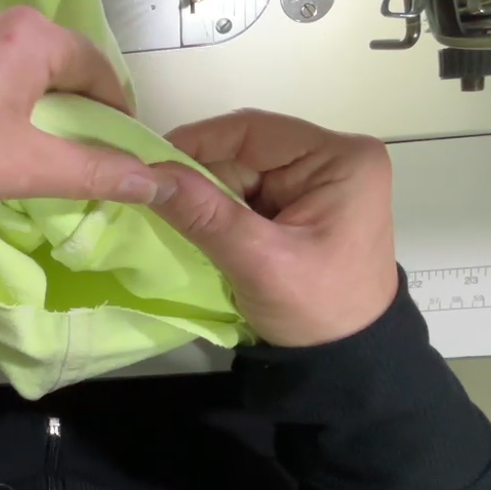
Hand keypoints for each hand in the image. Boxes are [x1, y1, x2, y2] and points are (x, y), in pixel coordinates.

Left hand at [0, 8, 161, 210]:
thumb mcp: (30, 168)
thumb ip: (96, 171)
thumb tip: (155, 182)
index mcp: (32, 36)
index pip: (98, 68)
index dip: (117, 111)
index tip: (120, 149)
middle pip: (59, 61)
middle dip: (75, 105)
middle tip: (76, 150)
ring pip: (20, 62)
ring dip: (37, 98)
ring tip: (33, 142)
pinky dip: (0, 92)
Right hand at [145, 110, 397, 346]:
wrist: (344, 358)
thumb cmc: (317, 307)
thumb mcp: (258, 260)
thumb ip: (203, 214)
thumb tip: (148, 174)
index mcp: (340, 159)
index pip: (251, 130)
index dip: (195, 142)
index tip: (146, 166)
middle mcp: (329, 158)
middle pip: (240, 149)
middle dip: (196, 174)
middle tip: (152, 198)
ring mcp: (311, 181)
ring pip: (233, 170)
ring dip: (200, 193)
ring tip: (171, 217)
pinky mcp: (293, 203)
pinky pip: (239, 191)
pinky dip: (211, 207)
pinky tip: (193, 225)